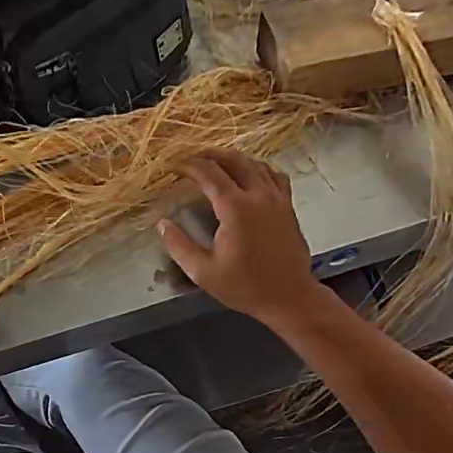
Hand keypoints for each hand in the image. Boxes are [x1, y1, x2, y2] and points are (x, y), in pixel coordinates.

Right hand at [157, 149, 333, 326]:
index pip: (209, 173)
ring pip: (255, 164)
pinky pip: (275, 176)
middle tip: (192, 158)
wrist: (289, 297)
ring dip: (233, 159)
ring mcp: (277, 199)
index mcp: (235, 208)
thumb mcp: (204, 273)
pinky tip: (251, 175)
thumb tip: (163, 225)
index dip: (188, 166)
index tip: (174, 167)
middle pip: (233, 160)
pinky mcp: (288, 207)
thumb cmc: (246, 287)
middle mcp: (258, 195)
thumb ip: (179, 246)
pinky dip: (259, 169)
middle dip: (210, 155)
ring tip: (217, 162)